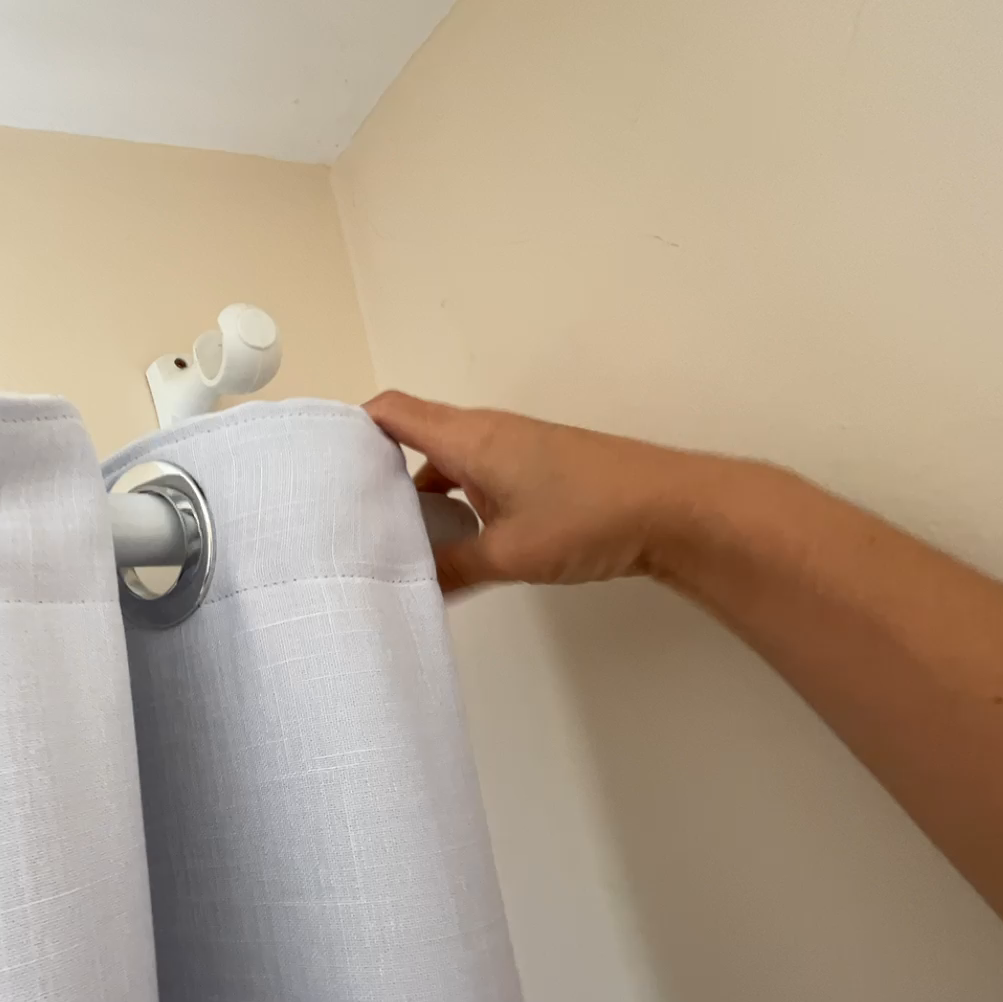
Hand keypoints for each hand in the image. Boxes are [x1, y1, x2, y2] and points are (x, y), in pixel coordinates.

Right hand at [364, 390, 742, 592]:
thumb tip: (408, 589)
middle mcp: (482, 433)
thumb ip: (450, 571)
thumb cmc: (590, 518)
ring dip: (415, 488)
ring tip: (390, 532)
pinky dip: (449, 498)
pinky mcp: (530, 467)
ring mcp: (509, 449)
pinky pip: (470, 473)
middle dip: (373, 465)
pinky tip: (448, 540)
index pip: (390, 412)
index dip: (350, 426)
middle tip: (343, 506)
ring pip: (441, 458)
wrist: (682, 511)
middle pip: (409, 434)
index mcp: (467, 438)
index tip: (320, 459)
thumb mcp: (508, 554)